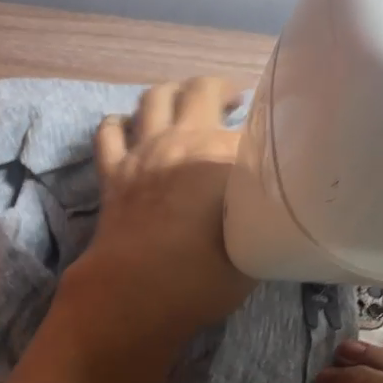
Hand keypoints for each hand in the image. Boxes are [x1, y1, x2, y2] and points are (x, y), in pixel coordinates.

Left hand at [65, 78, 255, 338]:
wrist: (133, 293)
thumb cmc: (200, 279)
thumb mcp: (253, 251)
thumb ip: (261, 220)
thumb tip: (266, 211)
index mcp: (223, 156)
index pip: (251, 129)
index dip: (264, 133)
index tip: (272, 142)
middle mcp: (183, 140)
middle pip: (202, 89)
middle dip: (221, 89)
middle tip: (232, 101)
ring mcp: (142, 151)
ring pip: (154, 97)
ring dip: (172, 93)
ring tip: (184, 104)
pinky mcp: (112, 170)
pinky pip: (109, 130)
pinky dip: (121, 123)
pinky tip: (130, 129)